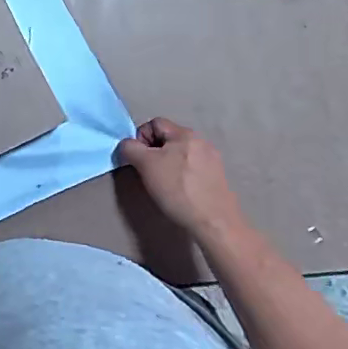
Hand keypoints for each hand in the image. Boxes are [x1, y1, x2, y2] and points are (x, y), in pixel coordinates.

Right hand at [116, 118, 243, 239]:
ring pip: (180, 155)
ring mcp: (213, 161)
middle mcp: (202, 142)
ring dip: (168, 164)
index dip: (141, 138)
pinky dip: (183, 176)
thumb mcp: (144, 165)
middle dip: (154, 152)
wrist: (215, 225)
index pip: (154, 123)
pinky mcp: (218, 178)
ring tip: (165, 185)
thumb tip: (129, 145)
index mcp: (186, 134)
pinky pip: (193, 169)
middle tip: (150, 172)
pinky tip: (182, 192)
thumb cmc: (177, 190)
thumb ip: (130, 148)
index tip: (140, 160)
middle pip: (168, 139)